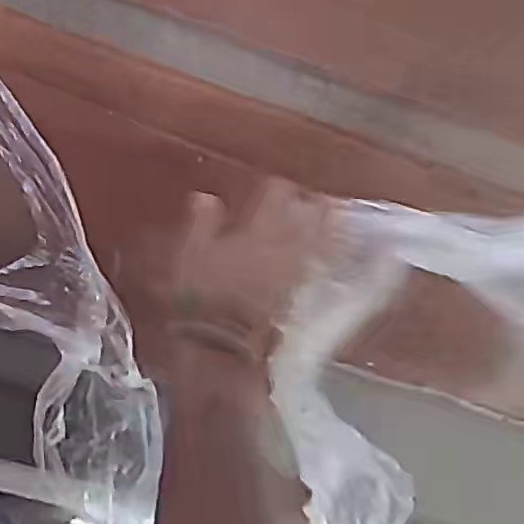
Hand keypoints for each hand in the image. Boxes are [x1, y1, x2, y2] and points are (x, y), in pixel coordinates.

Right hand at [172, 178, 329, 333]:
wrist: (222, 336)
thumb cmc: (200, 292)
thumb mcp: (190, 253)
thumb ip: (202, 223)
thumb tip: (205, 197)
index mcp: (257, 227)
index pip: (277, 192)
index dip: (274, 188)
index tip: (266, 188)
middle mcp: (288, 241)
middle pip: (312, 211)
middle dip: (310, 203)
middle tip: (304, 201)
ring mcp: (301, 265)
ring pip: (328, 235)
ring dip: (329, 224)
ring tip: (329, 219)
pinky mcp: (307, 287)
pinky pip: (329, 263)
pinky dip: (333, 252)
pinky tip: (332, 250)